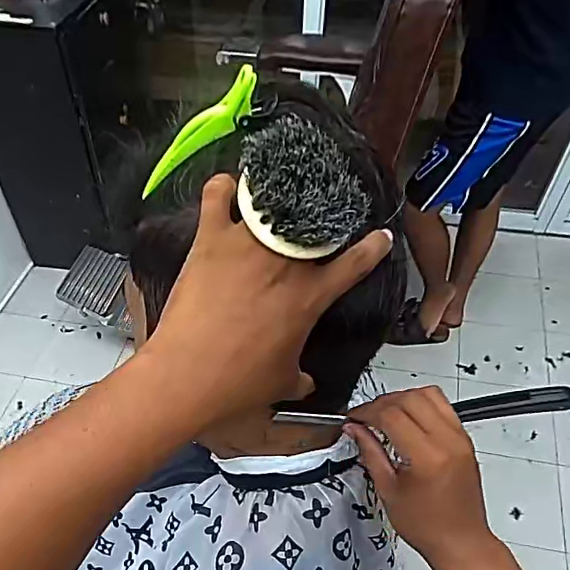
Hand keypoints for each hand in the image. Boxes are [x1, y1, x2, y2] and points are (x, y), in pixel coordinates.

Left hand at [136, 174, 391, 427]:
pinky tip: (228, 186)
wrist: (190, 375)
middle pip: (316, 223)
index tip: (378, 238)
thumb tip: (304, 383)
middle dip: (325, 218)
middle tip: (321, 220)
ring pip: (272, 199)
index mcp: (311, 296)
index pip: (355, 263)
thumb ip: (299, 377)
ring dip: (278, 196)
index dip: (373, 248)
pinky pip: (219, 195)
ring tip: (278, 193)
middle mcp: (284, 262)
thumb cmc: (238, 380)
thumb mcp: (282, 383)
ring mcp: (248, 244)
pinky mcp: (211, 239)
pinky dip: (224, 186)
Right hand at [345, 387, 499, 567]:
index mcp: (427, 457)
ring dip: (404, 398)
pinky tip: (409, 421)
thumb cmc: (430, 527)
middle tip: (366, 417)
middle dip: (382, 403)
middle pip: (409, 398)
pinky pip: (444, 407)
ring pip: (429, 394)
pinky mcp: (465, 440)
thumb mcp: (389, 491)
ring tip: (387, 415)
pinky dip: (422, 405)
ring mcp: (460, 438)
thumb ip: (371, 453)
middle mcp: (448, 442)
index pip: (391, 414)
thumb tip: (356, 429)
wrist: (461, 541)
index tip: (355, 418)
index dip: (366, 412)